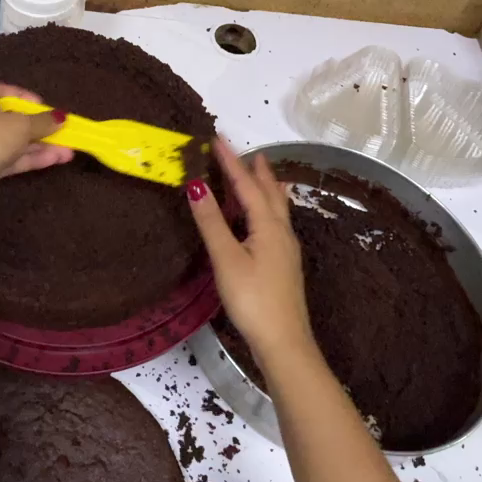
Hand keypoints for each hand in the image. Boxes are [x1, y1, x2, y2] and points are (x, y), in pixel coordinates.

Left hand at [0, 83, 73, 205]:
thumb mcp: (21, 126)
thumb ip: (43, 121)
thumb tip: (61, 117)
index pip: (4, 90)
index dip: (25, 97)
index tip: (44, 107)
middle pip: (13, 119)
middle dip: (41, 128)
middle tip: (63, 133)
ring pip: (15, 142)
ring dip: (41, 146)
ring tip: (68, 153)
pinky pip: (11, 159)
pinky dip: (31, 159)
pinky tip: (54, 161)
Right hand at [187, 139, 315, 360]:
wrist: (284, 344)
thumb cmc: (253, 299)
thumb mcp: (227, 259)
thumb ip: (211, 221)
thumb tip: (196, 184)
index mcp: (268, 226)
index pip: (247, 185)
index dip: (231, 161)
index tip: (217, 138)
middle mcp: (281, 232)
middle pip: (269, 193)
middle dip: (257, 171)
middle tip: (248, 151)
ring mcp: (285, 250)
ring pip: (277, 208)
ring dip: (266, 187)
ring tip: (262, 174)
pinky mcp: (283, 265)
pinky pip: (276, 222)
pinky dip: (268, 206)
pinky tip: (264, 218)